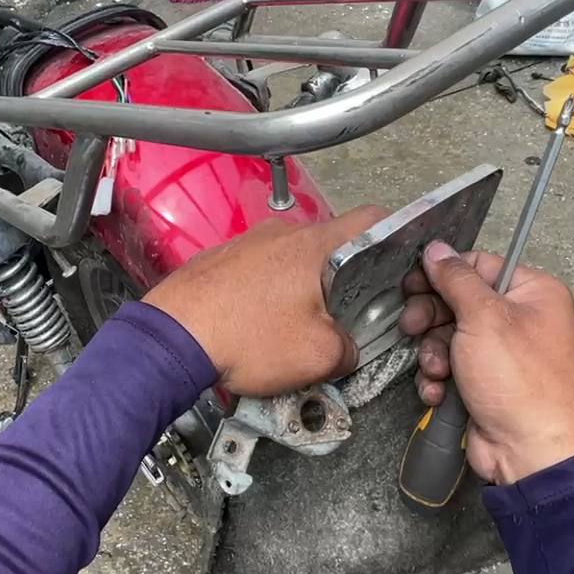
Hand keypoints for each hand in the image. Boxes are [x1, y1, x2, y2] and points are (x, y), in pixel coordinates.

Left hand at [144, 206, 386, 396]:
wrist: (171, 340)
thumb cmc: (242, 337)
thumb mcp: (317, 355)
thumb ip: (348, 348)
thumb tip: (347, 348)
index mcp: (313, 245)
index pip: (371, 219)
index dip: (397, 234)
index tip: (402, 256)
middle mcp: (279, 234)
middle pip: (331, 247)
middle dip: (346, 280)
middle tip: (348, 313)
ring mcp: (246, 244)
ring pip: (293, 262)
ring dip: (303, 290)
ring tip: (296, 327)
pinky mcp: (221, 261)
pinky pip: (260, 272)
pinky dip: (269, 294)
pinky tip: (260, 325)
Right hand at [398, 242, 573, 484]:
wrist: (532, 453)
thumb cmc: (517, 379)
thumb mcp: (484, 318)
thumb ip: (456, 279)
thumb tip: (436, 248)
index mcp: (531, 292)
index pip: (476, 266)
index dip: (441, 274)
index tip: (410, 284)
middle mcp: (519, 318)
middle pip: (456, 301)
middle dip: (431, 320)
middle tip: (411, 328)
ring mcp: (500, 352)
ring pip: (447, 335)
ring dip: (432, 354)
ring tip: (436, 372)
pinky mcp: (484, 380)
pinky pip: (449, 365)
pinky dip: (438, 377)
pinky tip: (438, 391)